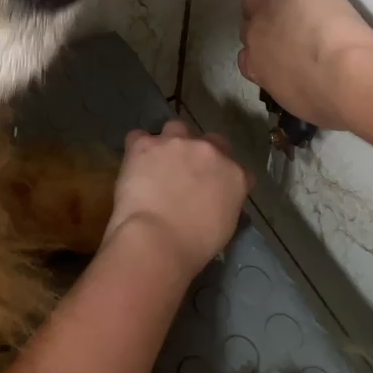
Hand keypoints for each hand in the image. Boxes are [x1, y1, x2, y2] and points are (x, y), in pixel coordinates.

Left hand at [103, 120, 251, 275]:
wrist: (156, 238)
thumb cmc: (195, 244)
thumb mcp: (225, 225)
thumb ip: (225, 201)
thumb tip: (216, 197)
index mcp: (234, 174)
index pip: (236, 165)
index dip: (223, 174)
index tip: (214, 185)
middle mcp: (208, 150)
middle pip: (209, 140)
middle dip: (201, 152)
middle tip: (187, 172)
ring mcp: (175, 142)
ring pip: (176, 128)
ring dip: (171, 141)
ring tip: (160, 162)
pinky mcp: (144, 143)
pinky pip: (140, 137)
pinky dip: (139, 147)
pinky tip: (136, 163)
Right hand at [237, 0, 372, 132]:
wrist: (346, 72)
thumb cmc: (329, 98)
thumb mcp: (301, 101)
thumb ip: (289, 87)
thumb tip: (296, 84)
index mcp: (256, 67)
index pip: (247, 55)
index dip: (262, 51)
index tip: (279, 54)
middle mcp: (254, 37)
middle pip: (249, 25)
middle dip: (265, 26)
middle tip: (289, 30)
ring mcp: (266, 9)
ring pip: (253, 0)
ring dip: (265, 2)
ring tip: (285, 4)